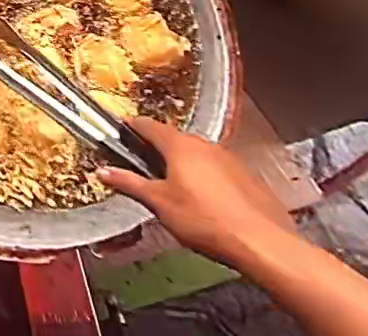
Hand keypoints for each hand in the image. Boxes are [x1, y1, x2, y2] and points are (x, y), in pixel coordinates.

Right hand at [96, 117, 296, 264]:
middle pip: (173, 139)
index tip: (125, 126)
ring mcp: (226, 157)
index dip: (133, 126)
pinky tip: (205, 202)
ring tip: (175, 189)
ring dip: (184, 164)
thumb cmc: (210, 222)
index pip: (149, 125)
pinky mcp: (244, 174)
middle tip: (145, 164)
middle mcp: (203, 143)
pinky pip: (217, 168)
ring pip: (196, 154)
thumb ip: (130, 183)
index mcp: (179, 145)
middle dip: (158, 150)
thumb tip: (105, 172)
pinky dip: (206, 178)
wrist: (261, 242)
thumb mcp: (160, 203)